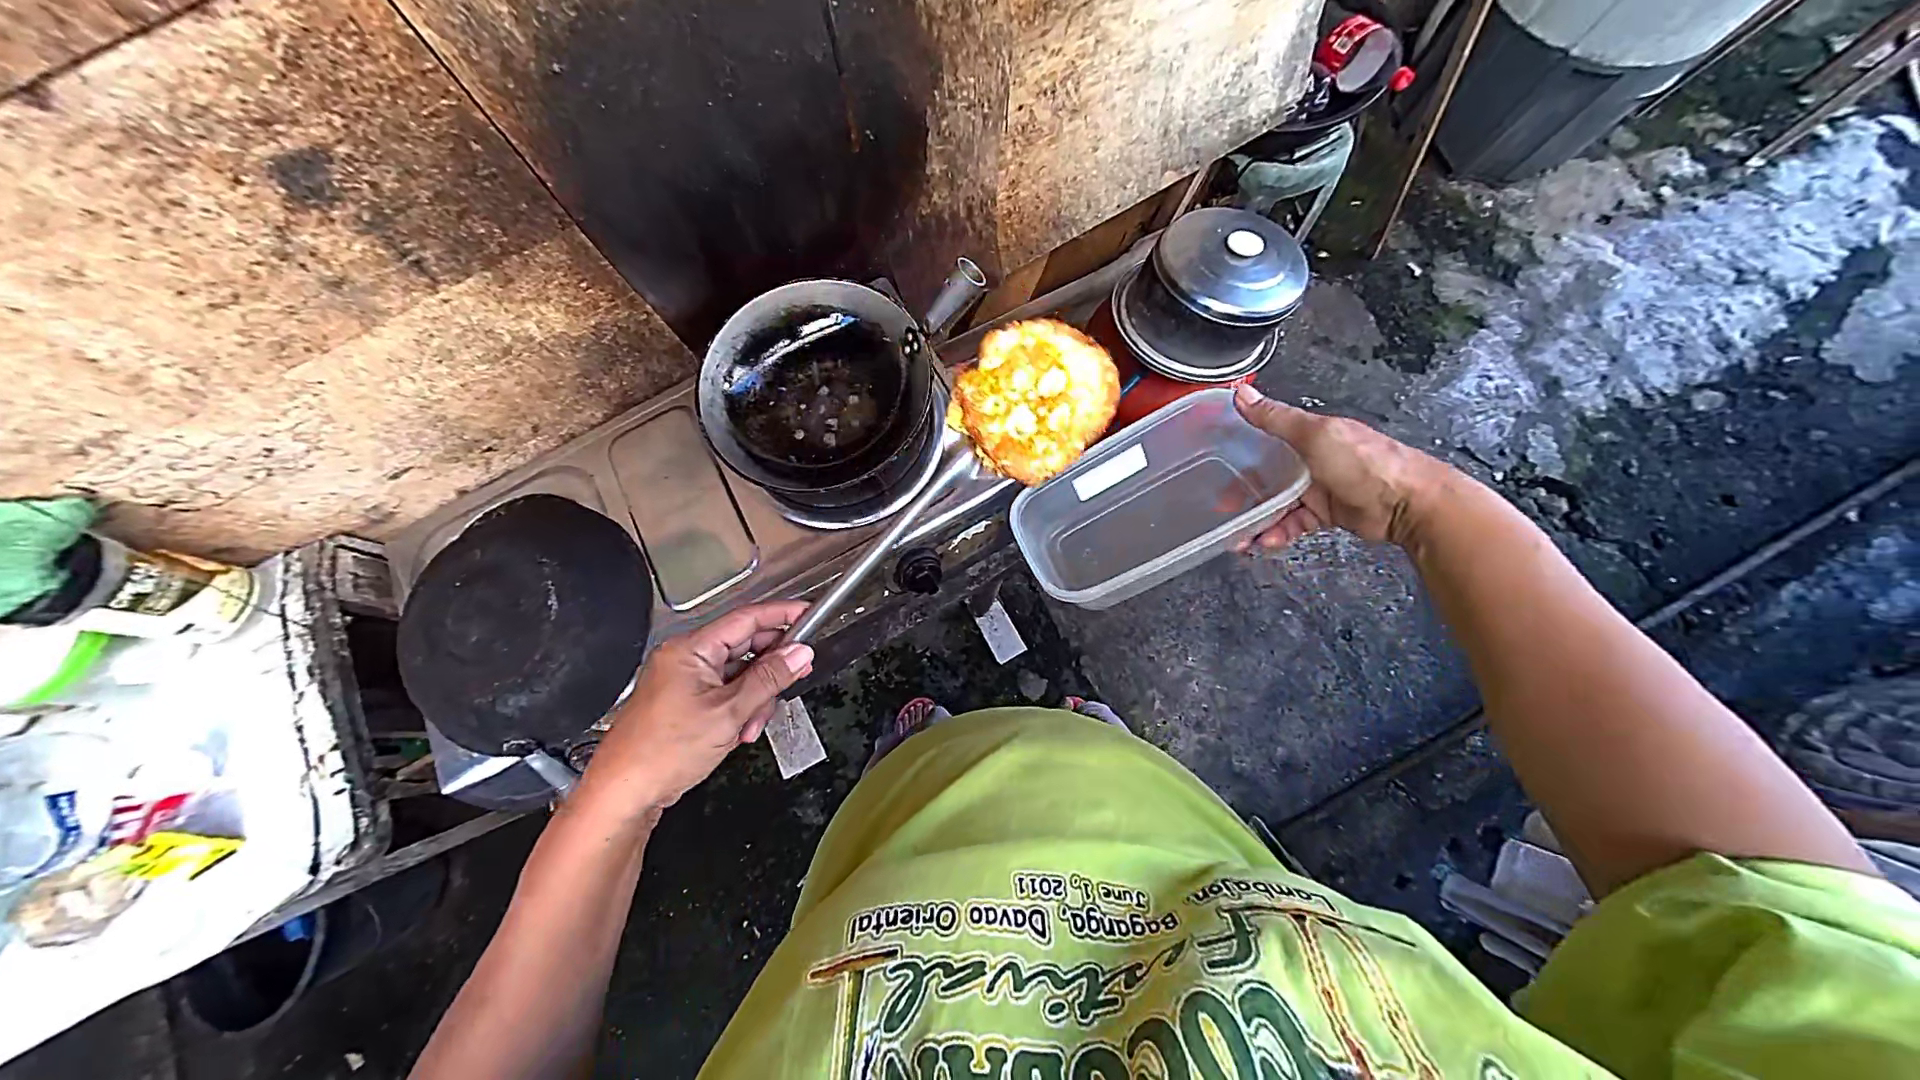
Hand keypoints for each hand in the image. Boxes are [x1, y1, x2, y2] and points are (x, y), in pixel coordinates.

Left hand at [576, 601, 813, 816]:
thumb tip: (798, 654)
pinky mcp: (686, 700)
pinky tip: (741, 729)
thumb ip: (769, 678)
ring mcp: (685, 679)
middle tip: (796, 674)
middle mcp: (685, 658)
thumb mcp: (729, 712)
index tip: (807, 614)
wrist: (625, 794)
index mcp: (691, 649)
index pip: (747, 618)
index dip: (782, 614)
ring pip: (739, 672)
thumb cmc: (659, 754)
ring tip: (752, 723)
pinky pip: (726, 691)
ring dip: (756, 695)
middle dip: (771, 668)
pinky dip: (741, 707)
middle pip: (745, 645)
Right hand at [1231, 384, 1451, 552]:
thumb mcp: (1315, 435)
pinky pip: (1294, 523)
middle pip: (1267, 477)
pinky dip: (1280, 533)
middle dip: (1243, 495)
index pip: (1265, 440)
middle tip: (1223, 510)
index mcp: (1309, 435)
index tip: (1216, 467)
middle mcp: (1311, 459)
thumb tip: (1241, 393)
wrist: (1409, 503)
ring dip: (1258, 521)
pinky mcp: (1327, 513)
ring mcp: (1319, 487)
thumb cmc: (1366, 464)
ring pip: (1277, 505)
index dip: (1239, 454)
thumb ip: (1275, 418)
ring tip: (1241, 537)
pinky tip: (1268, 541)